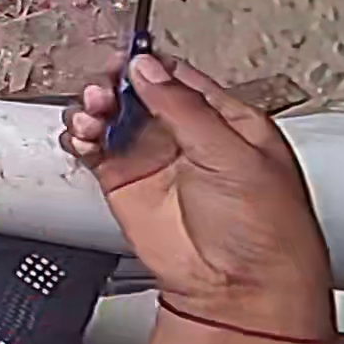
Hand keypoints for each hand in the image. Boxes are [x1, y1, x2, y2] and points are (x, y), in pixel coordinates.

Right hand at [62, 55, 338, 343]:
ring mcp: (148, 157)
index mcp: (223, 119)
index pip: (177, 78)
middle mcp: (182, 133)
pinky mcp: (119, 179)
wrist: (233, 283)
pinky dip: (80, 139)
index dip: (148, 66)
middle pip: (133, 94)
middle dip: (112, 88)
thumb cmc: (263, 227)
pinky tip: (84, 139)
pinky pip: (90, 148)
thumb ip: (182, 108)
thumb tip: (147, 69)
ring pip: (107, 118)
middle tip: (104, 94)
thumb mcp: (231, 155)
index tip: (125, 59)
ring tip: (92, 117)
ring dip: (93, 111)